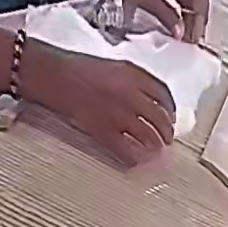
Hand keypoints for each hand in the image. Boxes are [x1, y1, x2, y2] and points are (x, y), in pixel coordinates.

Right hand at [21, 40, 174, 165]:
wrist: (56, 76)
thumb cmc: (80, 69)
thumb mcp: (114, 66)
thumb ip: (134, 80)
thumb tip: (148, 99)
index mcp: (134, 75)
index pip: (163, 94)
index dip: (171, 109)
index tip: (171, 116)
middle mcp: (131, 95)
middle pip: (159, 118)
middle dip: (167, 132)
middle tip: (167, 139)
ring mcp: (118, 115)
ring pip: (148, 136)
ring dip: (155, 146)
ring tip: (155, 150)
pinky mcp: (104, 132)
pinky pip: (126, 151)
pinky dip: (134, 158)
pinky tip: (136, 160)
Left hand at [77, 0, 209, 41]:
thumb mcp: (149, 0)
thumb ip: (168, 17)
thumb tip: (180, 33)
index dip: (199, 19)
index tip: (195, 37)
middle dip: (197, 17)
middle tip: (193, 37)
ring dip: (190, 12)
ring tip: (185, 32)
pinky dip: (182, 5)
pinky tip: (179, 19)